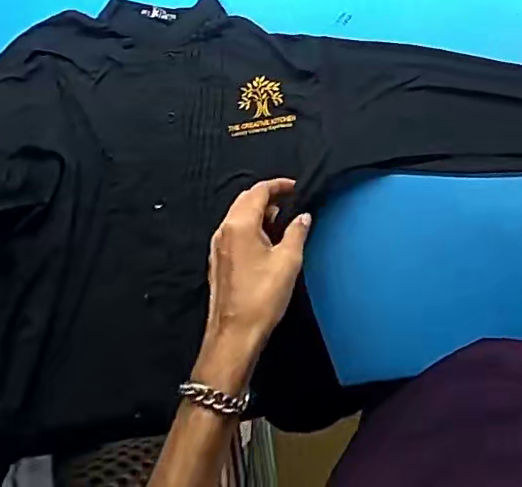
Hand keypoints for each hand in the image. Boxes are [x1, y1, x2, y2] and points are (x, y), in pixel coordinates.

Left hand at [195, 179, 312, 391]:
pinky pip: (235, 231)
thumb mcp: (288, 260)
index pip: (259, 191)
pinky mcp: (218, 261)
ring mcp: (218, 247)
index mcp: (240, 225)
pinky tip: (267, 239)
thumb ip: (297, 231)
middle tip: (291, 199)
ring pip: (239, 215)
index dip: (279, 185)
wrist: (234, 336)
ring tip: (282, 218)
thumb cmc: (262, 297)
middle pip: (246, 199)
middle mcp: (224, 231)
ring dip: (260, 211)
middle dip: (269, 195)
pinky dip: (251, 225)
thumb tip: (303, 216)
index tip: (296, 187)